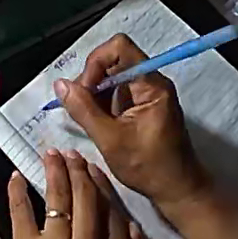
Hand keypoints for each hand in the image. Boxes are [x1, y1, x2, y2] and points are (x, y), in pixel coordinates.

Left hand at [0, 150, 139, 238]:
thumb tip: (133, 231)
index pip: (116, 220)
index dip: (108, 193)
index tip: (100, 175)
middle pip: (89, 201)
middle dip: (83, 172)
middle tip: (76, 155)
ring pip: (59, 198)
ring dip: (57, 171)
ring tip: (53, 153)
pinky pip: (21, 212)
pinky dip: (17, 191)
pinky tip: (16, 175)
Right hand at [54, 35, 211, 213]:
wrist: (177, 191)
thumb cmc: (149, 167)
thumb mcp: (110, 140)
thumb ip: (84, 109)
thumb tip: (60, 84)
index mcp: (151, 85)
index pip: (120, 48)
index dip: (97, 61)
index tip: (85, 89)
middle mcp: (151, 81)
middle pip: (113, 59)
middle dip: (91, 78)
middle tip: (80, 106)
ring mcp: (147, 91)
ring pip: (111, 74)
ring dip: (94, 91)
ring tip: (88, 116)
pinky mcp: (142, 102)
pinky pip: (116, 89)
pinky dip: (101, 100)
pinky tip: (97, 120)